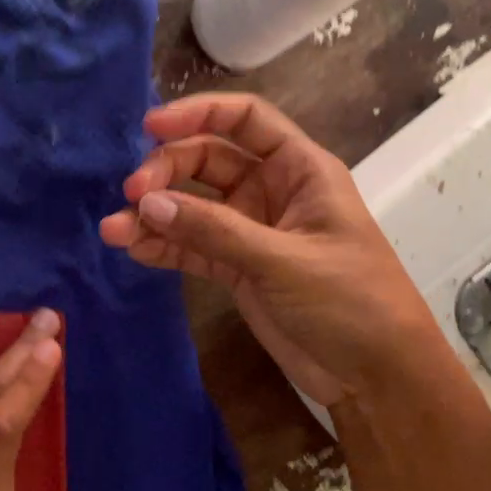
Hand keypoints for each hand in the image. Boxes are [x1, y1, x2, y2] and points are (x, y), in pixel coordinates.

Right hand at [98, 93, 445, 406]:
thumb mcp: (284, 261)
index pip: (245, 120)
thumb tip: (147, 204)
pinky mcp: (234, 267)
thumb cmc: (352, 303)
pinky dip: (160, 246)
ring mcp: (249, 229)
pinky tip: (131, 249)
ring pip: (190, 205)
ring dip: (152, 213)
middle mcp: (271, 190)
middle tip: (132, 195)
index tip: (150, 126)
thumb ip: (214, 231)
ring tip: (113, 230)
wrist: (376, 377)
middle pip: (206, 160)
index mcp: (300, 170)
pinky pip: (188, 245)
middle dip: (165, 171)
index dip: (198, 113)